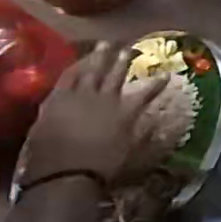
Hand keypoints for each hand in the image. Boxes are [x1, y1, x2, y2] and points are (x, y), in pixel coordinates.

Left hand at [18, 43, 167, 185]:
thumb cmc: (102, 167)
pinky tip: (74, 65)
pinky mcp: (54, 104)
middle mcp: (103, 100)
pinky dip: (72, 70)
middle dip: (122, 60)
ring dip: (97, 57)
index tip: (166, 73)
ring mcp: (77, 99)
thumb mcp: (133, 153)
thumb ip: (144, 134)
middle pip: (114, 75)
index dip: (156, 83)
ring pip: (89, 72)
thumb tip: (156, 123)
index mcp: (124, 111)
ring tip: (102, 45)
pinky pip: (64, 80)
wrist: (64, 175)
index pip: (145, 93)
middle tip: (127, 46)